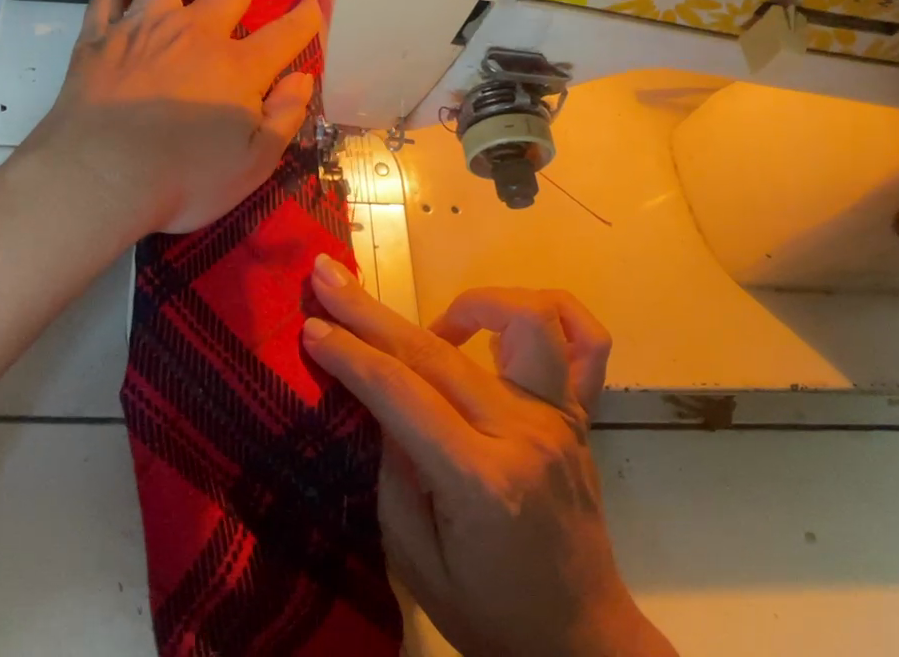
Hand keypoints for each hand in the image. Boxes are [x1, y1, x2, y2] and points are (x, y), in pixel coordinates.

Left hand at [24, 0, 321, 234]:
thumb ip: (284, 117)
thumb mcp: (254, 164)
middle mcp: (193, 34)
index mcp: (237, 67)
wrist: (99, 178)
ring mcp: (143, 28)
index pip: (284, 33)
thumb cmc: (184, 180)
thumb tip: (302, 78)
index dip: (305, 14)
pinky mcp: (99, 37)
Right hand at [301, 257, 676, 656]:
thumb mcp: (417, 563)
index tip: (311, 326)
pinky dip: (551, 311)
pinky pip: (587, 342)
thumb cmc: (490, 613)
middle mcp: (526, 435)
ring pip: (525, 322)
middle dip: (371, 313)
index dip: (351, 356)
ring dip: (471, 303)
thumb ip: (392, 474)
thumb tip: (376, 399)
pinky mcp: (580, 415)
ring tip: (432, 324)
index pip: (402, 395)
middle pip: (439, 352)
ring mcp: (562, 418)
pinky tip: (504, 324)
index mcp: (481, 481)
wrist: (581, 639)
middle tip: (328, 277)